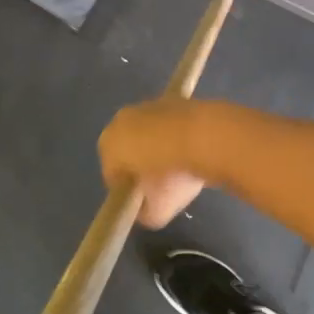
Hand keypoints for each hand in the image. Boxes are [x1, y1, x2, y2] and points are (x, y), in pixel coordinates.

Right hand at [98, 99, 213, 227]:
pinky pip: (170, 126)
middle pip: (129, 150)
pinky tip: (193, 151)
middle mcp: (121, 119)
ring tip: (182, 168)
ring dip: (160, 149)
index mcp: (108, 145)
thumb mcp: (153, 214)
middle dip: (142, 166)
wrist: (206, 136)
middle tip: (163, 184)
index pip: (113, 175)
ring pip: (150, 135)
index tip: (146, 201)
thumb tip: (146, 208)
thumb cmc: (170, 176)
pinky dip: (177, 136)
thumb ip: (143, 213)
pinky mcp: (174, 99)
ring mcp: (149, 104)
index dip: (129, 192)